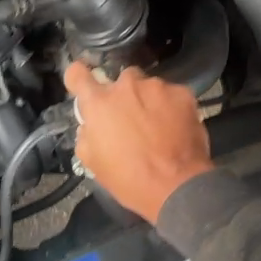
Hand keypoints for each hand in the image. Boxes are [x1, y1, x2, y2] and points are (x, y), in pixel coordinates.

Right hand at [64, 62, 213, 224]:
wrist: (176, 187)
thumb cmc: (128, 178)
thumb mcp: (92, 162)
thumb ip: (86, 134)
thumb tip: (90, 125)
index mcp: (99, 103)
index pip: (77, 73)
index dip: (79, 79)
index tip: (84, 88)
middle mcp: (126, 86)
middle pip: (120, 81)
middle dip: (123, 96)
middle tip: (131, 120)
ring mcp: (156, 87)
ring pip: (148, 87)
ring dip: (149, 101)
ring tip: (158, 126)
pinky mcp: (182, 93)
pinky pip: (172, 94)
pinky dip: (172, 107)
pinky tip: (176, 128)